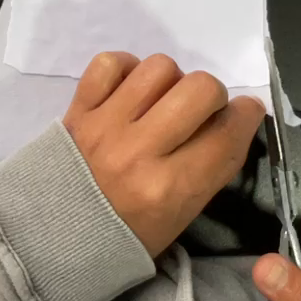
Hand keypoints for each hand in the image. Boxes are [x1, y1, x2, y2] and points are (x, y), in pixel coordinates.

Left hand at [64, 52, 264, 255]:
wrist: (53, 236)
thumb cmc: (125, 234)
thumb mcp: (180, 216)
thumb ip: (209, 167)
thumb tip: (234, 117)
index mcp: (171, 189)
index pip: (228, 134)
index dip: (247, 115)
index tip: (243, 113)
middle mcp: (140, 153)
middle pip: (200, 89)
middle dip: (211, 96)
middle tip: (198, 113)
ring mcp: (105, 127)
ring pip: (159, 67)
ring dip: (169, 80)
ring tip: (160, 101)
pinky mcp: (77, 110)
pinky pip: (109, 63)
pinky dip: (125, 69)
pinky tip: (128, 90)